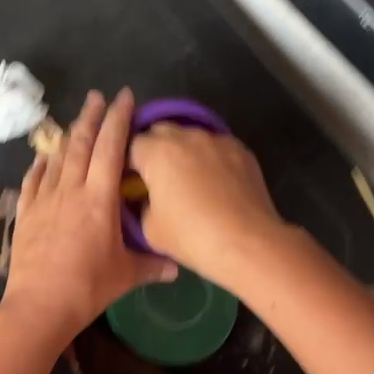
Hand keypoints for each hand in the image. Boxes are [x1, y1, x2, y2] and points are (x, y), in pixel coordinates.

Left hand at [0, 89, 177, 346]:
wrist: (40, 305)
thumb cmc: (88, 288)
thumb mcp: (126, 276)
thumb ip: (151, 266)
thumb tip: (176, 267)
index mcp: (100, 198)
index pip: (111, 147)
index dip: (119, 119)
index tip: (125, 97)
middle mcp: (71, 190)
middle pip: (80, 143)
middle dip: (91, 117)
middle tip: (97, 97)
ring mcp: (44, 201)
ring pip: (56, 158)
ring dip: (67, 136)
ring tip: (75, 122)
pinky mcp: (26, 215)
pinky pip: (32, 181)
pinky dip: (40, 166)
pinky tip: (43, 159)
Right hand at [129, 123, 290, 287]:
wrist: (246, 243)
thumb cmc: (191, 237)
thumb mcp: (150, 229)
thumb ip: (142, 205)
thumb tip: (148, 199)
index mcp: (158, 153)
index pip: (131, 144)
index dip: (127, 162)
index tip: (130, 181)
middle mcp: (187, 137)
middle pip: (161, 131)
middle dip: (153, 149)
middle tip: (154, 177)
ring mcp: (218, 140)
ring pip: (191, 136)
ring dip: (183, 152)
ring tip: (187, 179)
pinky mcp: (241, 151)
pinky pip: (216, 148)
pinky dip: (208, 159)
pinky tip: (214, 183)